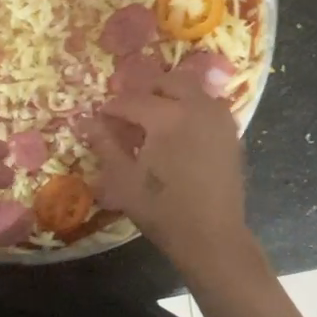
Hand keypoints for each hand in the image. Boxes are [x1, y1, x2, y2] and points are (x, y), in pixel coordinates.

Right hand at [80, 52, 254, 274]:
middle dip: (145, 90)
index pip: (132, 100)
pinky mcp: (231, 133)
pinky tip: (176, 132)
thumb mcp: (122, 179)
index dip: (112, 107)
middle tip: (128, 110)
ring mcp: (219, 119)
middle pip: (169, 82)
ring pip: (193, 90)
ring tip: (153, 118)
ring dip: (170, 96)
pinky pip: (207, 107)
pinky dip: (189, 109)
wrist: (211, 235)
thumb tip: (85, 122)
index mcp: (167, 117)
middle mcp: (197, 108)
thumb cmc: (161, 209)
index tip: (99, 117)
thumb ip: (105, 144)